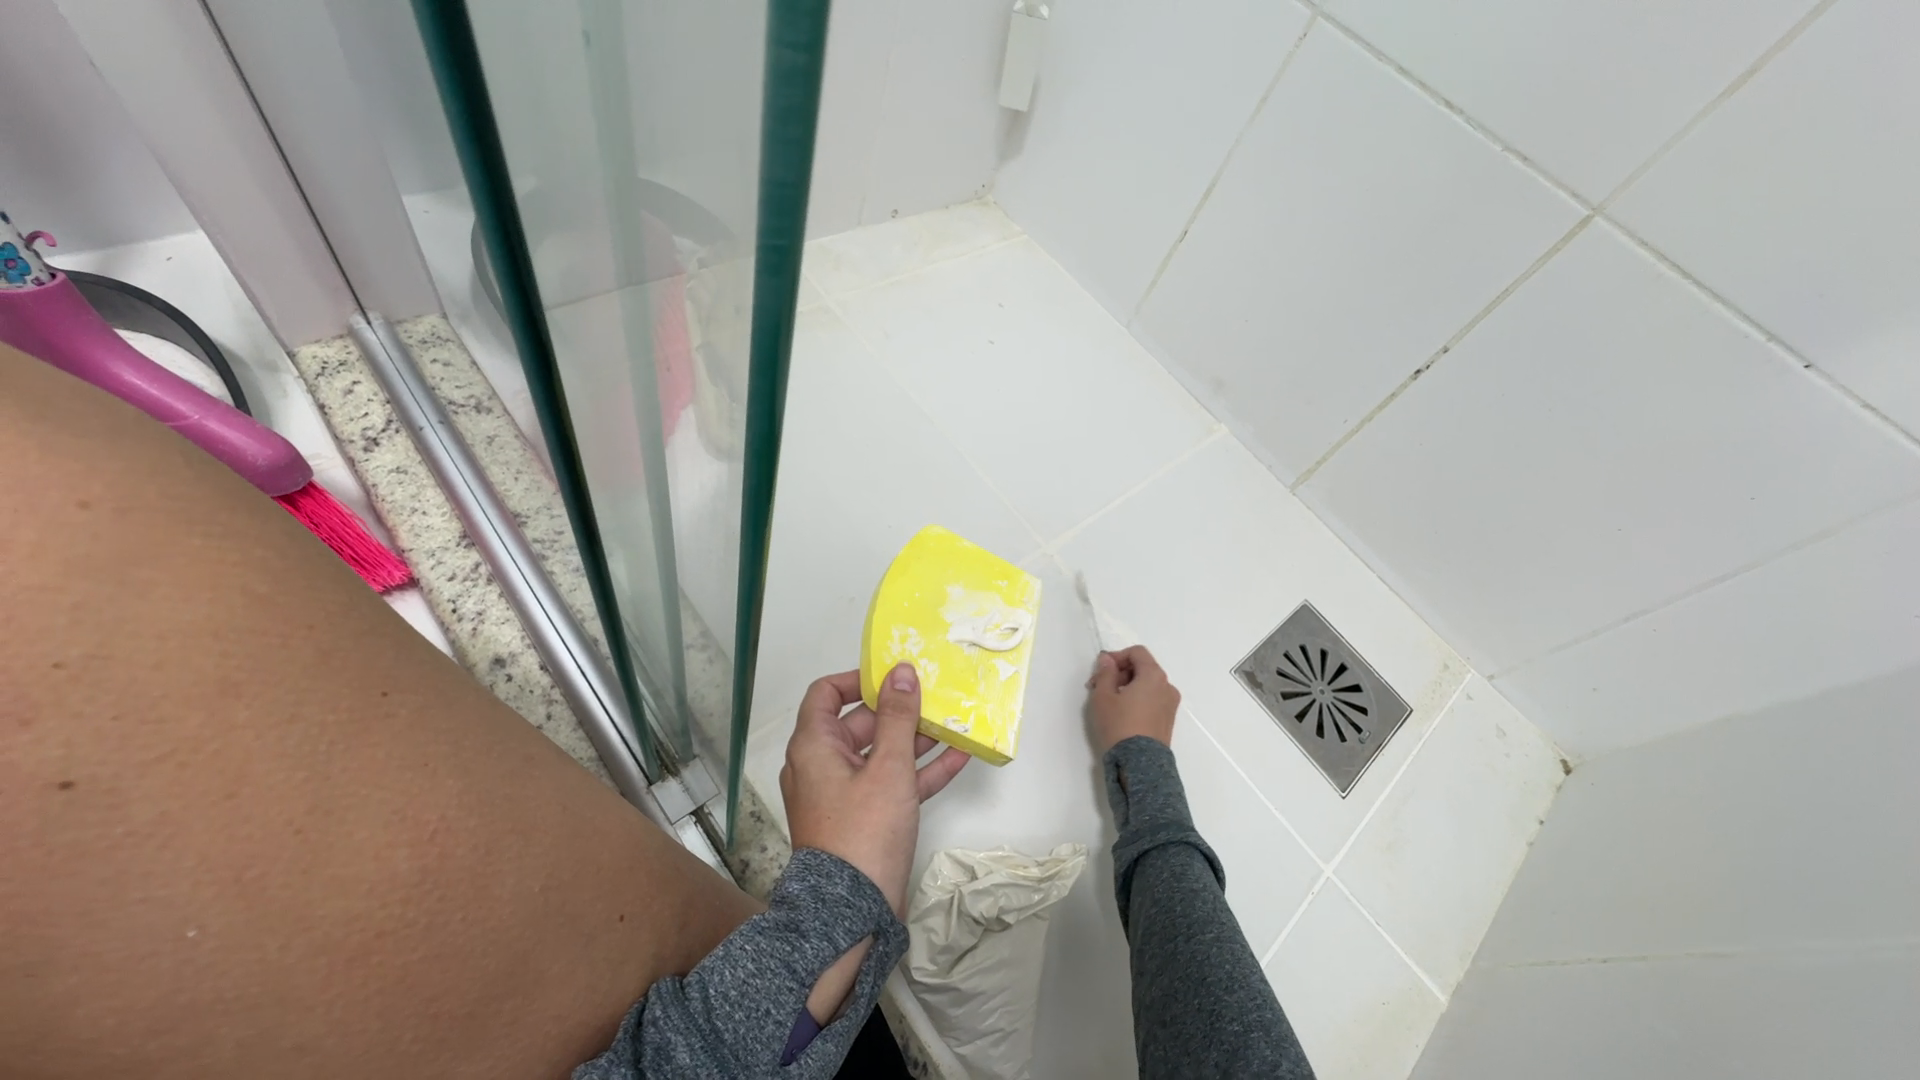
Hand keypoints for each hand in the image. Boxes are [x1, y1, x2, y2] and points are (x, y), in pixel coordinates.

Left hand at [780, 665, 969, 915]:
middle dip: (899, 711)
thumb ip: (898, 718)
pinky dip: (919, 771)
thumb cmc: (865, 830)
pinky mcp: (863, 819)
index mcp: (814, 746)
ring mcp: (843, 794)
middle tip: (935, 697)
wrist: (852, 913)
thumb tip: (901, 673)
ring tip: (954, 723)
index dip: (858, 679)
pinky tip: (959, 758)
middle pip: (860, 723)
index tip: (893, 675)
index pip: (826, 693)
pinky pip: (891, 783)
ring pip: (880, 754)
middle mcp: (822, 765)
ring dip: (915, 740)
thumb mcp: (888, 768)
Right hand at [1086, 645, 1180, 752]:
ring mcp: (1170, 705)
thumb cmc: (1119, 725)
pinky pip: (1152, 700)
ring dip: (1127, 686)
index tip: (1100, 671)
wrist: (1139, 764)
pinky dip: (1138, 699)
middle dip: (1120, 673)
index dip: (1116, 657)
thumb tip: (1108, 660)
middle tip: (1098, 687)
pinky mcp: (1168, 720)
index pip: (1136, 652)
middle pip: (1143, 668)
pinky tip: (1122, 714)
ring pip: (1147, 685)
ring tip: (1109, 702)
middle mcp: (1167, 686)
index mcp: (1154, 675)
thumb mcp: (1103, 696)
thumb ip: (1105, 673)